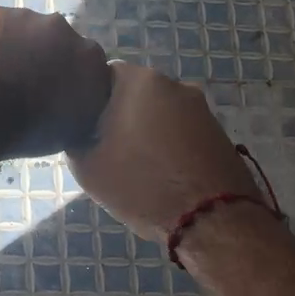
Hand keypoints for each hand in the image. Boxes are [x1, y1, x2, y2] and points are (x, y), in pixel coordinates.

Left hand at [0, 5, 109, 156]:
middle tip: (18, 80)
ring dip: (8, 44)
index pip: (83, 62)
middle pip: (51, 38)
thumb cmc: (26, 130)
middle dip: (38, 54)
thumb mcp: (71, 129)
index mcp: (88, 56)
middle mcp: (60, 26)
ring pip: (17, 28)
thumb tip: (76, 101)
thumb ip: (82, 104)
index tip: (50, 89)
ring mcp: (21, 15)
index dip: (65, 75)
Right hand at [67, 63, 261, 242]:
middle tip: (106, 145)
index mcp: (139, 81)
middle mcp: (174, 84)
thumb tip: (79, 132)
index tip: (84, 124)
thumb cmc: (142, 184)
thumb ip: (75, 139)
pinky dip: (170, 144)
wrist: (213, 221)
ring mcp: (201, 108)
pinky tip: (163, 172)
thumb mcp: (87, 166)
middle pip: (135, 93)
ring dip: (147, 129)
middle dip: (120, 113)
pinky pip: (183, 130)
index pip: (102, 74)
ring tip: (136, 163)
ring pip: (160, 112)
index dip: (90, 98)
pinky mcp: (219, 133)